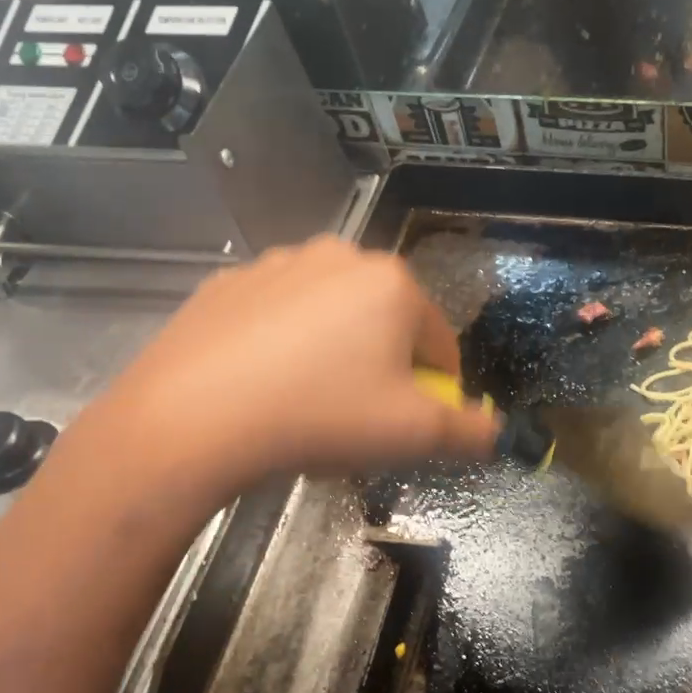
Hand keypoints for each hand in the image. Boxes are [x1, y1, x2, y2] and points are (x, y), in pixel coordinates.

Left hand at [93, 235, 498, 493]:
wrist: (193, 418)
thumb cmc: (324, 416)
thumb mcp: (418, 435)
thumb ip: (475, 431)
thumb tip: (498, 431)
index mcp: (393, 284)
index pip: (441, 345)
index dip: (436, 393)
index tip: (411, 427)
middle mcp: (339, 258)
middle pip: (387, 327)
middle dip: (385, 371)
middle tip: (361, 421)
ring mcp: (275, 266)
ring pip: (333, 321)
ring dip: (338, 359)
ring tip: (311, 408)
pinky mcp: (225, 286)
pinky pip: (279, 322)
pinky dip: (285, 351)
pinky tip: (266, 392)